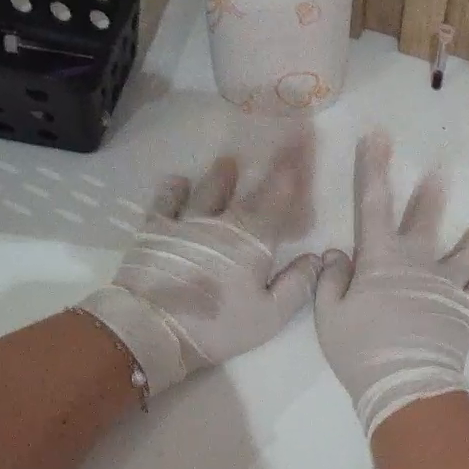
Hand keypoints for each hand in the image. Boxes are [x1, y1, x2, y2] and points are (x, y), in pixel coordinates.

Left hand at [78, 130, 319, 395]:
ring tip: (228, 161)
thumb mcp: (270, 315)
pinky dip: (173, 190)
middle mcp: (222, 223)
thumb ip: (297, 284)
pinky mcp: (154, 232)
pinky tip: (177, 181)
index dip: (295, 171)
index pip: (281, 199)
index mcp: (254, 242)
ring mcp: (186, 224)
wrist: (151, 328)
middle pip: (251, 190)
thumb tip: (317, 257)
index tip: (306, 144)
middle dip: (270, 165)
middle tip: (281, 140)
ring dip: (220, 176)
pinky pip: (165, 203)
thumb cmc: (219, 326)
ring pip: (208, 191)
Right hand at [315, 133, 468, 433]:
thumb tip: (340, 254)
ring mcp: (448, 283)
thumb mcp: (329, 316)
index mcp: (381, 258)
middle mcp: (418, 261)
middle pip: (424, 219)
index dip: (374, 167)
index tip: (378, 137)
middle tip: (442, 170)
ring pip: (465, 251)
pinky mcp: (467, 307)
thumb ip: (332, 280)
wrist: (407, 382)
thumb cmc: (362, 350)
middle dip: (430, 193)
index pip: (373, 203)